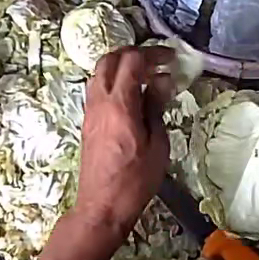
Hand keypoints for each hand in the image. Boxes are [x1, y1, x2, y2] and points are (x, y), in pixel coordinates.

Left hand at [69, 47, 174, 242]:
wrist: (102, 206)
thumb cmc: (135, 180)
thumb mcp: (158, 145)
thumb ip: (156, 108)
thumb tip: (161, 82)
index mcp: (120, 105)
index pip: (132, 61)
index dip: (153, 53)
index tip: (171, 58)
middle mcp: (100, 102)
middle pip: (110, 59)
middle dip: (134, 54)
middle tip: (157, 62)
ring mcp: (90, 111)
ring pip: (100, 72)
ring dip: (121, 66)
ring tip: (145, 76)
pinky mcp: (88, 122)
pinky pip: (97, 89)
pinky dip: (114, 81)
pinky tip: (131, 96)